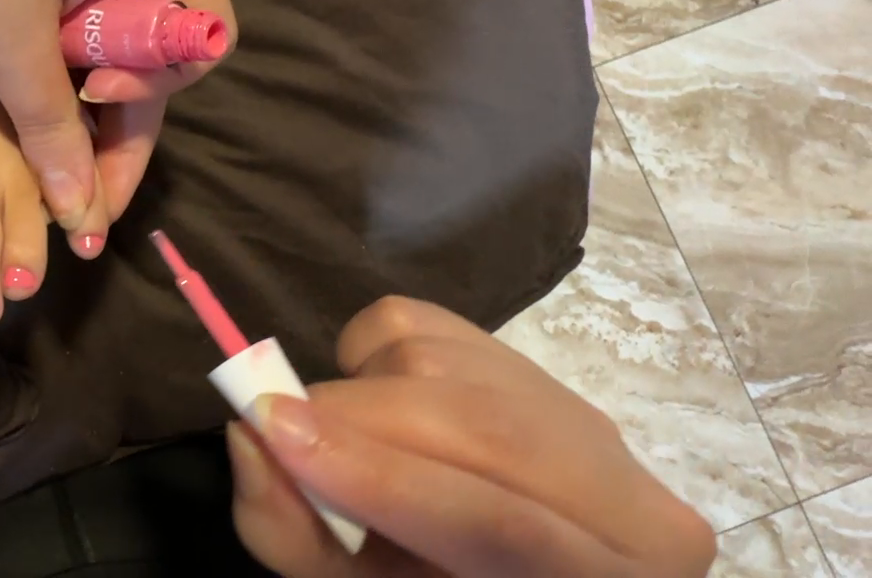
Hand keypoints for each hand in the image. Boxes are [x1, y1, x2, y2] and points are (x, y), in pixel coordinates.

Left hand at [0, 0, 234, 241]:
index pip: (204, 31)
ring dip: (81, 101)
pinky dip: (54, 68)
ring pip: (105, 41)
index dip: (162, 83)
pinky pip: (69, 21)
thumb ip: (53, 128)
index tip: (94, 97)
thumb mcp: (11, 43)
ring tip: (50, 161)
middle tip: (82, 188)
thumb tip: (83, 214)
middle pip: (153, 47)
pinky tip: (27, 109)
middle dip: (119, 119)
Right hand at [230, 297, 716, 577]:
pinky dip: (364, 351)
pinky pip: (417, 321)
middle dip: (352, 419)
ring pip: (437, 361)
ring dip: (355, 390)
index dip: (378, 475)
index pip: (503, 525)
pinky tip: (377, 399)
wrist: (497, 555)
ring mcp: (575, 409)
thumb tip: (250, 437)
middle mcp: (624, 491)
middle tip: (269, 424)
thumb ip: (291, 532)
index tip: (269, 427)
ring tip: (346, 440)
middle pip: (475, 427)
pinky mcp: (518, 354)